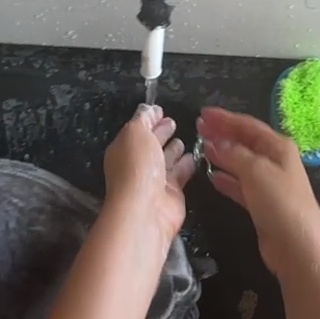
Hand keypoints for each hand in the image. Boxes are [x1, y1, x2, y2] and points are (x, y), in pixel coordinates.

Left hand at [104, 105, 195, 248]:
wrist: (146, 209)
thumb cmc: (137, 167)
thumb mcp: (135, 133)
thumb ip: (143, 119)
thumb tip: (149, 109)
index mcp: (124, 149)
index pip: (137, 130)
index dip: (148, 119)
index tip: (161, 109)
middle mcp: (138, 164)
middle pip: (151, 144)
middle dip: (161, 133)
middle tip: (173, 122)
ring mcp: (155, 180)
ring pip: (166, 159)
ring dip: (174, 149)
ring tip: (184, 138)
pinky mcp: (173, 192)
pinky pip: (181, 173)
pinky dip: (187, 164)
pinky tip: (195, 155)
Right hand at [198, 107, 319, 281]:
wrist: (297, 246)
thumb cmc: (280, 202)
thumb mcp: (256, 170)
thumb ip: (234, 154)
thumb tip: (215, 142)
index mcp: (279, 147)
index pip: (248, 125)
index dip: (225, 118)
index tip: (202, 114)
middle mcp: (275, 161)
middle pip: (245, 142)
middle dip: (222, 134)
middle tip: (198, 128)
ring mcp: (269, 183)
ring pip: (241, 162)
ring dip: (222, 155)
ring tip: (201, 149)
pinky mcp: (262, 204)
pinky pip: (241, 185)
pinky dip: (227, 179)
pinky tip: (212, 177)